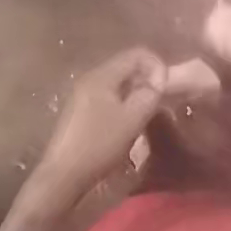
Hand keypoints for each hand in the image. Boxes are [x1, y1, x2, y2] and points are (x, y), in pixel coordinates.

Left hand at [0, 47, 164, 230]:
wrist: (63, 176)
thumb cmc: (99, 145)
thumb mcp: (132, 119)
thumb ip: (149, 94)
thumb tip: (159, 81)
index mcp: (101, 76)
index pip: (136, 54)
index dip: (157, 66)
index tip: (167, 90)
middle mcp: (90, 78)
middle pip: (126, 67)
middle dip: (148, 79)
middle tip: (162, 100)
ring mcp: (82, 95)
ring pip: (118, 83)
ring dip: (137, 93)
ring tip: (148, 113)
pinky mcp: (80, 111)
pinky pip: (108, 97)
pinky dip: (124, 103)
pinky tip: (129, 123)